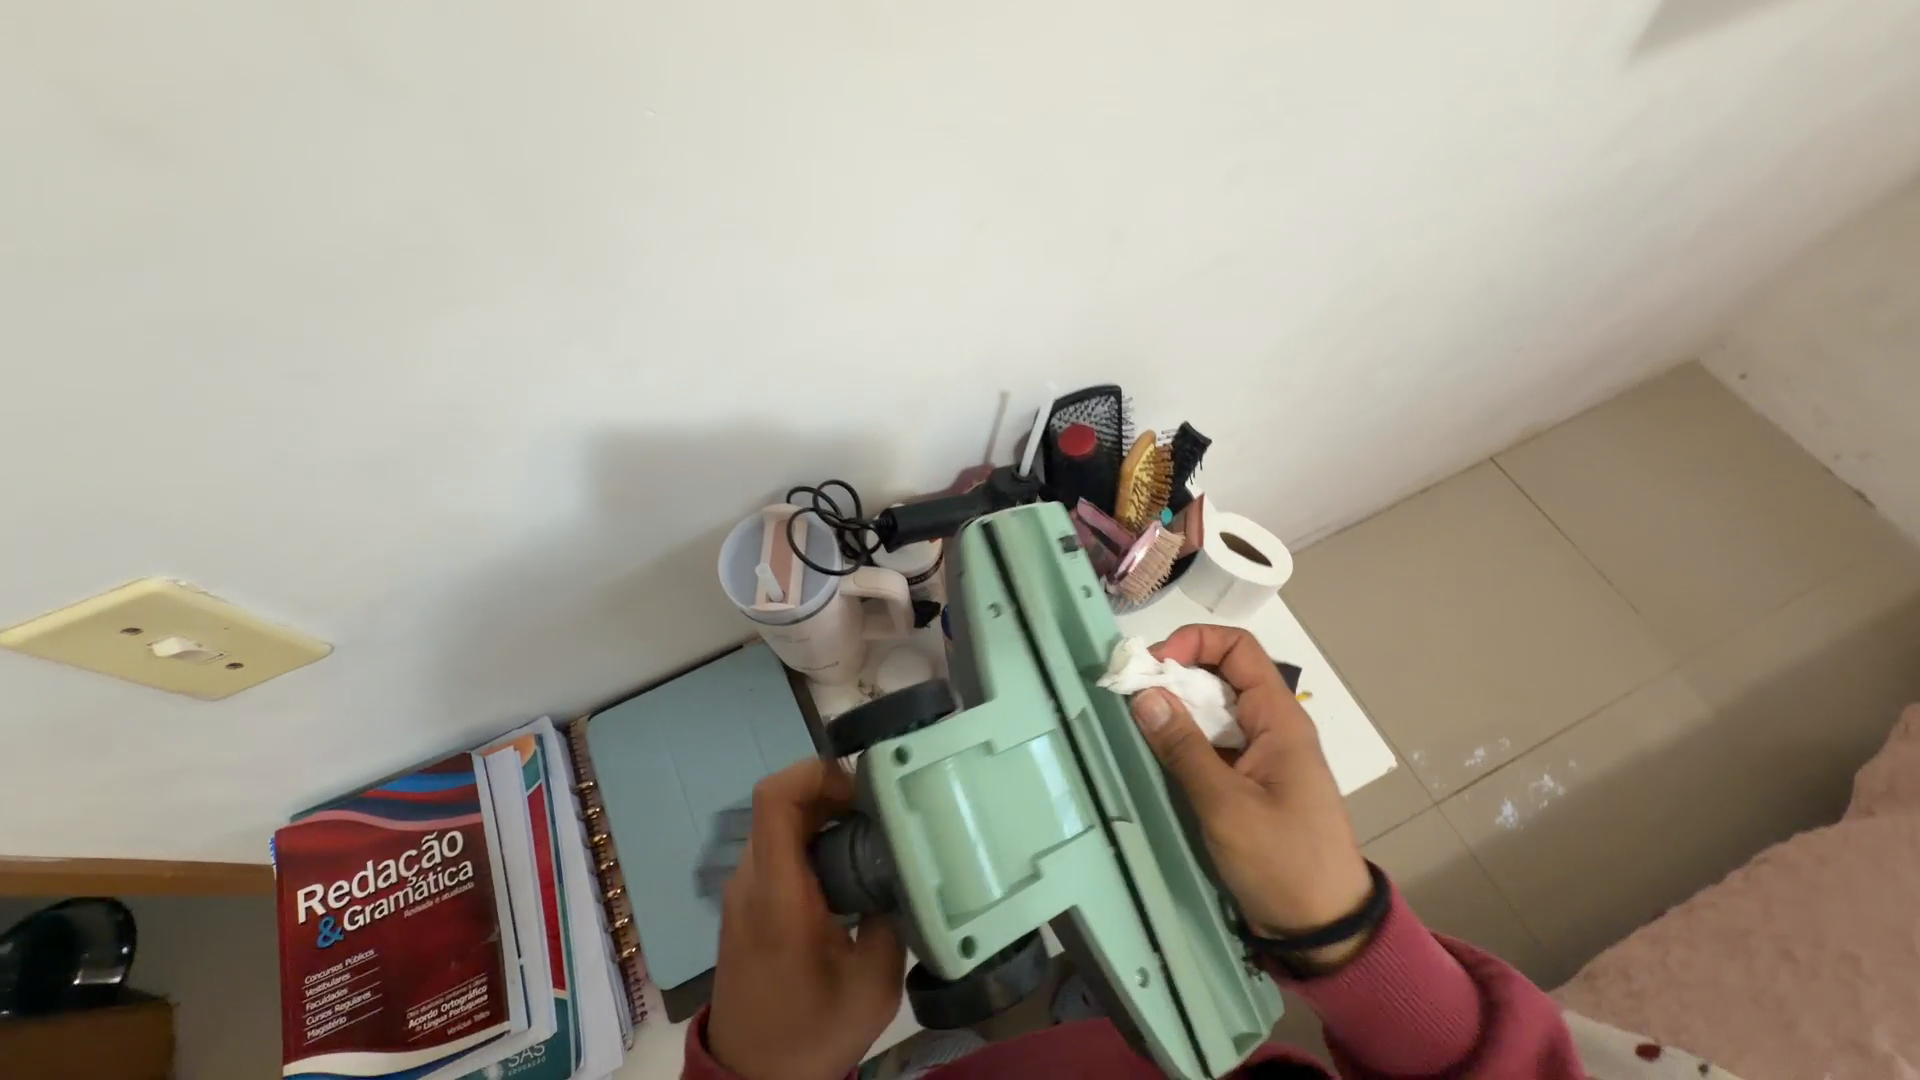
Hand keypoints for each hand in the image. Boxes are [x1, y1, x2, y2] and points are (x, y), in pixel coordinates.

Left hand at [707, 759, 906, 1079]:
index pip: (775, 798)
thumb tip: (902, 874)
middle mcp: (751, 879)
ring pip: (781, 821)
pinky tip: (851, 867)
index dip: (816, 772)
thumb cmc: (808, 1034)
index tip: (863, 790)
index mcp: (777, 893)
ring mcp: (744, 889)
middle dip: (833, 790)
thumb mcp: (872, 986)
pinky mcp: (748, 902)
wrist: (749, 1077)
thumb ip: (891, 921)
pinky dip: (815, 838)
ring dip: (825, 813)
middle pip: (782, 801)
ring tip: (873, 835)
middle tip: (881, 809)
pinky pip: (780, 847)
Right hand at [1130, 625, 1374, 968]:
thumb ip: (1183, 748)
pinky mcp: (1247, 781)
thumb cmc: (1282, 861)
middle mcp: (1269, 726)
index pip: (1237, 648)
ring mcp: (1258, 754)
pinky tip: (1154, 754)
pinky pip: (1210, 743)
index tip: (1152, 666)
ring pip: (1211, 710)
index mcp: (1278, 719)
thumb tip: (1144, 694)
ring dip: (1174, 710)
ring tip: (1135, 724)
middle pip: (1218, 675)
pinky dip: (1181, 741)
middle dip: (1173, 676)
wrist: (1322, 928)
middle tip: (1130, 696)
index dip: (1193, 642)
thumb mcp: (1226, 805)